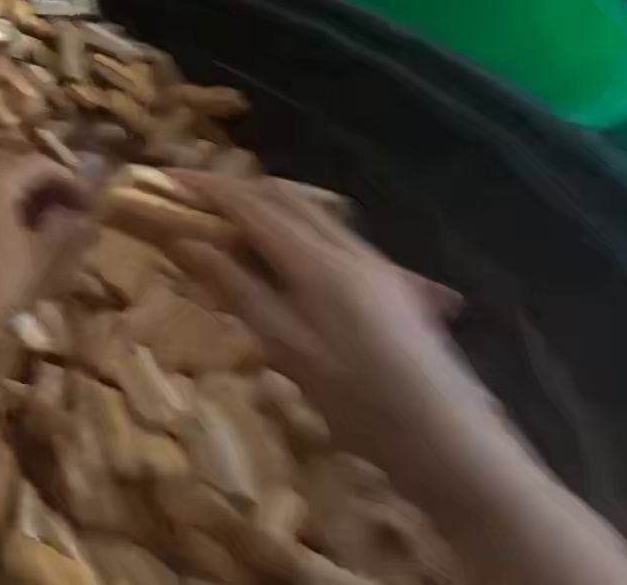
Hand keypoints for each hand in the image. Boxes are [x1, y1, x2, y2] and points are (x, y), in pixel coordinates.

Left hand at [0, 156, 94, 373]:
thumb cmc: (1, 281)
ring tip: (60, 229)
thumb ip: (66, 228)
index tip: (90, 206)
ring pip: (7, 189)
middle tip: (77, 216)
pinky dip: (16, 212)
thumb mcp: (42, 254)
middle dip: (53, 190)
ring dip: (35, 202)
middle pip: (22, 172)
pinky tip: (31, 238)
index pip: (41, 164)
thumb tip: (84, 216)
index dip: (70, 181)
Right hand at [166, 172, 506, 501]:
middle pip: (282, 196)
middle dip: (234, 186)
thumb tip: (185, 243)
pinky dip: (291, 219)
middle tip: (193, 192)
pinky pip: (329, 228)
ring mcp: (375, 261)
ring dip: (263, 200)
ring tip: (227, 213)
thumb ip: (235, 287)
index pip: (252, 206)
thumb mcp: (284, 346)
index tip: (169, 177)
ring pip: (309, 208)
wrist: (457, 449)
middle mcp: (348, 249)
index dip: (208, 187)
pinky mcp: (390, 279)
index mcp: (317, 263)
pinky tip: (281, 245)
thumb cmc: (358, 401)